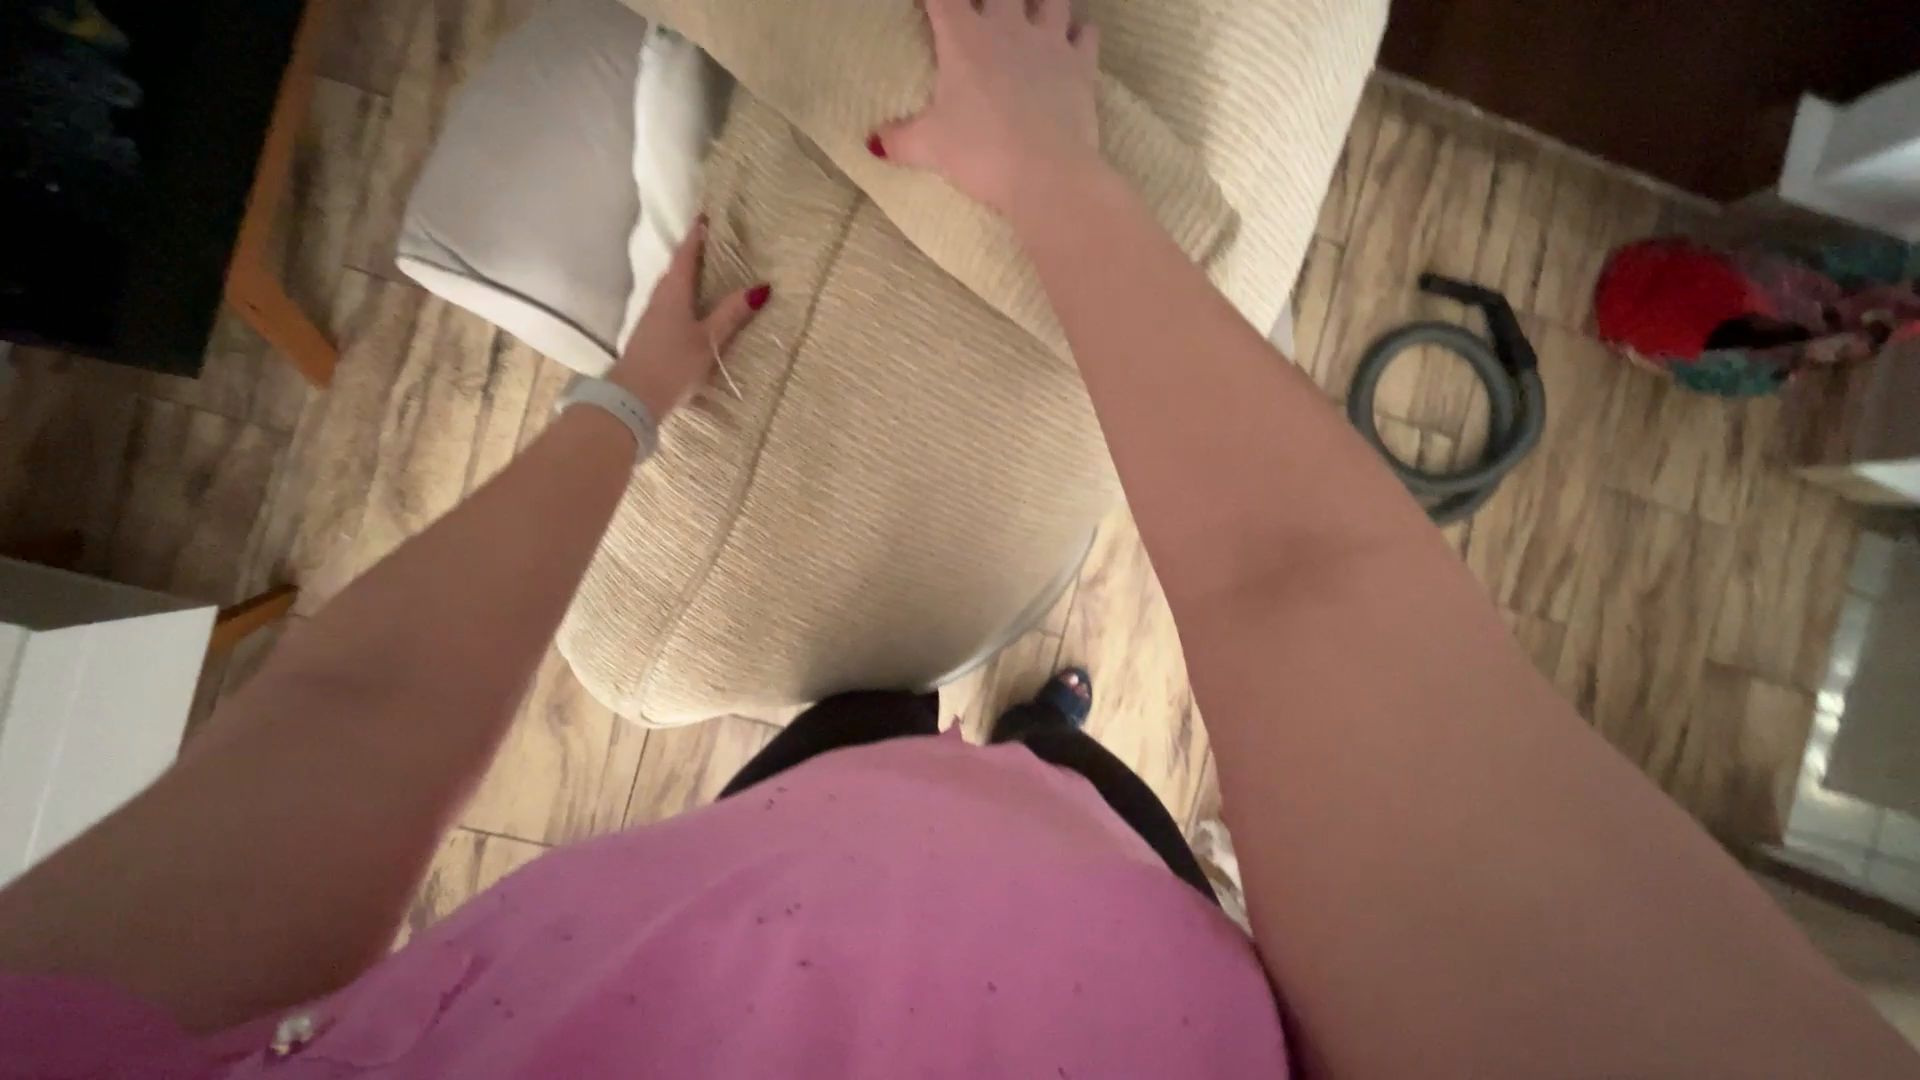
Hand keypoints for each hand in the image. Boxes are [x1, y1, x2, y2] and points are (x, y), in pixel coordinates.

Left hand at [611, 217, 768, 418]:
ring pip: (672, 288)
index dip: (697, 236)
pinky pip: (669, 305)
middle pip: (677, 269)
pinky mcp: (650, 334)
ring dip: (687, 276)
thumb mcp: (709, 340)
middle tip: (711, 242)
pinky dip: (683, 297)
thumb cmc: (673, 364)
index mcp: (674, 293)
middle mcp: (660, 299)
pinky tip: (692, 306)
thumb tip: (760, 286)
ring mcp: (652, 317)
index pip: (687, 256)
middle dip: (693, 254)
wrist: (633, 397)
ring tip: (706, 273)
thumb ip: (731, 314)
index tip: (706, 217)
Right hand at [871, 0, 1102, 216]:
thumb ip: (899, 141)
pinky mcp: (1081, 67)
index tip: (930, 3)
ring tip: (1033, 12)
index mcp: (964, 39)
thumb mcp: (929, 149)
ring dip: (1041, 1)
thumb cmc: (980, 154)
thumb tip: (872, 144)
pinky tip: (1073, 41)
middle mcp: (1008, 27)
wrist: (1045, 173)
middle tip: (986, 13)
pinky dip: (1079, 33)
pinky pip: (1086, 33)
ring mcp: (1049, 43)